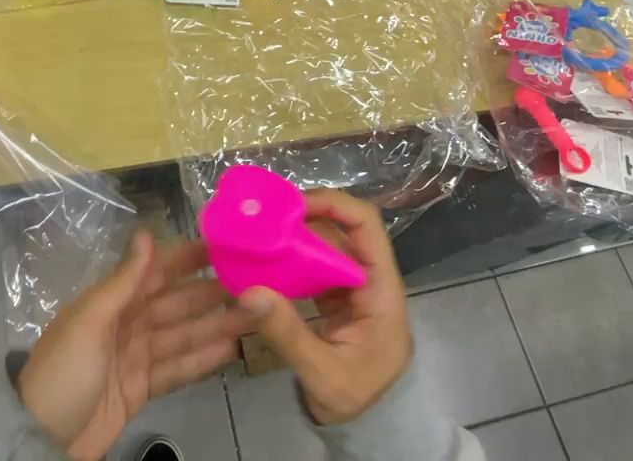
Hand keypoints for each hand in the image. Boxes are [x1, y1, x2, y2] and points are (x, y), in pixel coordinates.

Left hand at [18, 231, 256, 459]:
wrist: (40, 439)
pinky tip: (231, 349)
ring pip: (183, 335)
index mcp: (111, 300)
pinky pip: (177, 369)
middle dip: (212, 293)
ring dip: (217, 325)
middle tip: (254, 282)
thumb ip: (123, 280)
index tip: (223, 246)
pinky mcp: (140, 390)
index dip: (187, 259)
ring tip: (255, 314)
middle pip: (176, 304)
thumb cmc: (62, 371)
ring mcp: (135, 357)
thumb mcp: (89, 321)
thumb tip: (145, 231)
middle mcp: (127, 323)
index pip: (156, 272)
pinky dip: (203, 359)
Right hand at [240, 190, 411, 424]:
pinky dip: (289, 258)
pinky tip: (262, 261)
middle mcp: (369, 278)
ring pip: (323, 244)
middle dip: (302, 217)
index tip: (294, 206)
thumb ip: (288, 334)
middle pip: (340, 229)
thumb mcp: (323, 373)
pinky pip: (312, 264)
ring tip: (257, 234)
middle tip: (262, 218)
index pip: (366, 226)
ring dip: (292, 236)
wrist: (370, 428)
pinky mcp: (335, 297)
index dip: (334, 205)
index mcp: (382, 288)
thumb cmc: (359, 399)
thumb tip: (250, 292)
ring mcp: (352, 286)